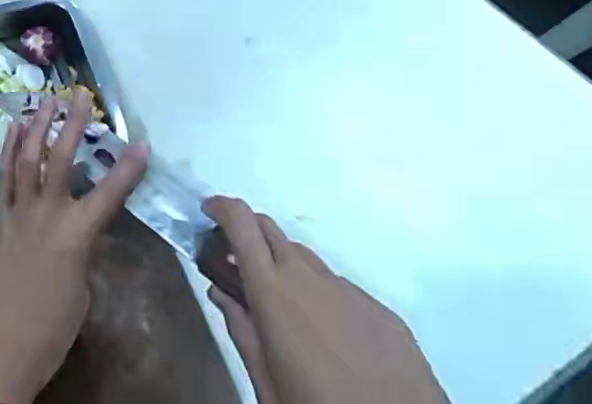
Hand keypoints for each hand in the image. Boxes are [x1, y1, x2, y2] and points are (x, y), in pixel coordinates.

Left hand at [0, 88, 148, 403]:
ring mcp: (17, 210)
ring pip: (26, 157)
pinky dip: (9, 148)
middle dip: (73, 123)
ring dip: (37, 125)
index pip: (109, 194)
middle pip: (60, 158)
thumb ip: (85, 249)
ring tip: (46, 99)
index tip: (141, 141)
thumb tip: (87, 227)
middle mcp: (46, 213)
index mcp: (76, 235)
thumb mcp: (81, 289)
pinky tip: (14, 128)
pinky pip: (4, 174)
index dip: (128, 168)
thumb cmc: (50, 329)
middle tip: (79, 94)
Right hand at [203, 197, 449, 403]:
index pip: (241, 222)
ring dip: (285, 267)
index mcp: (273, 291)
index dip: (221, 206)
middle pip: (269, 228)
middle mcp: (309, 278)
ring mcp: (350, 292)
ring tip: (286, 309)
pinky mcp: (384, 312)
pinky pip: (342, 289)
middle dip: (247, 233)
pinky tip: (331, 338)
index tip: (207, 212)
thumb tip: (220, 292)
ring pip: (306, 259)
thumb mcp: (267, 385)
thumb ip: (242, 333)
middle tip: (237, 263)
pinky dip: (324, 298)